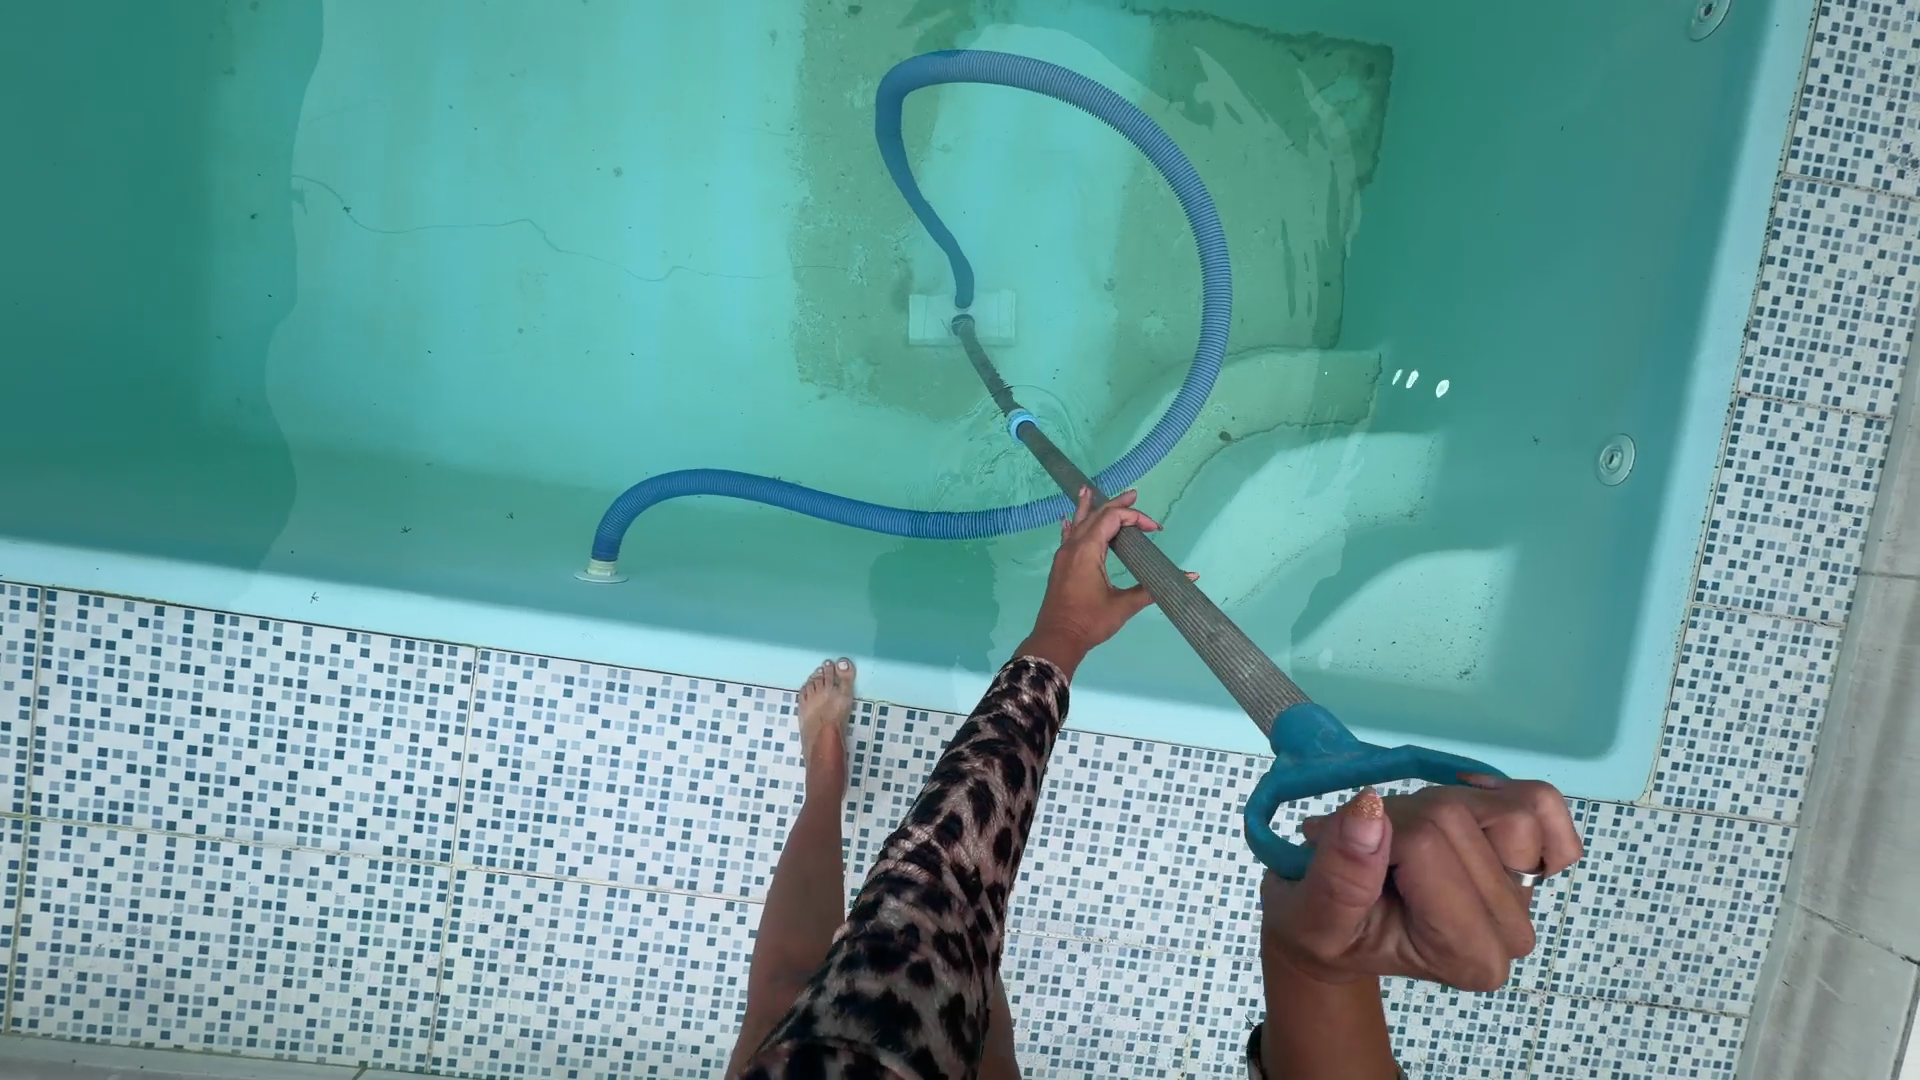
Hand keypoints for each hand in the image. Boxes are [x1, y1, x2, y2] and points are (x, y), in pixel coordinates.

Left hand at [1019, 488, 1182, 672]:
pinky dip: (1072, 526)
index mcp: (1088, 550)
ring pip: (1078, 523)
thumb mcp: (1124, 605)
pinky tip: (1068, 520)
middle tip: (1133, 495)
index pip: (1112, 519)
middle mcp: (1073, 547)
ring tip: (1088, 490)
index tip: (1156, 529)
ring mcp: (1064, 555)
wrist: (1057, 639)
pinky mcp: (1060, 566)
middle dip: (1115, 504)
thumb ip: (1153, 588)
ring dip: (1088, 508)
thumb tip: (1191, 577)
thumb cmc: (1090, 621)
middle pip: (1095, 515)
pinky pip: (1067, 537)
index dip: (1136, 518)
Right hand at [1262, 780, 1582, 991]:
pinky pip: (1544, 809)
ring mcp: (1523, 897)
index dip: (1370, 831)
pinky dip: (1503, 792)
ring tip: (1397, 828)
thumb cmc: (1319, 927)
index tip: (1337, 852)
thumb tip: (1369, 806)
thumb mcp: (1311, 914)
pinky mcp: (1525, 866)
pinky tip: (1462, 800)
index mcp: (1465, 954)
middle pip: (1459, 822)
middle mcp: (1510, 931)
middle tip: (1359, 840)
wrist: (1336, 932)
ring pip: (1502, 809)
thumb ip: (1341, 871)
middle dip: (1398, 815)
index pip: (1425, 846)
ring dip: (1437, 802)